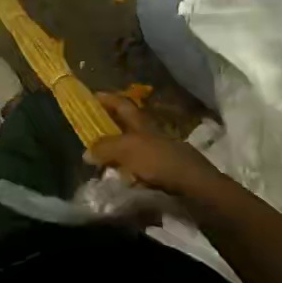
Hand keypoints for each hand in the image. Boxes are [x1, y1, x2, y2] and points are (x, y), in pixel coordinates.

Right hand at [88, 93, 233, 196]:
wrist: (195, 186)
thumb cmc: (158, 160)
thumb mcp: (126, 150)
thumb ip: (104, 148)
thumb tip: (86, 153)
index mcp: (141, 122)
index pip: (121, 104)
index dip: (107, 98)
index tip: (91, 97)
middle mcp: (151, 133)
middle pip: (127, 125)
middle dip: (109, 126)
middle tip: (90, 132)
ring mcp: (159, 152)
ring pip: (133, 146)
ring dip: (118, 150)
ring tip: (101, 159)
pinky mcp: (164, 170)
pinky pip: (140, 166)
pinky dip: (128, 170)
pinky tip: (121, 178)